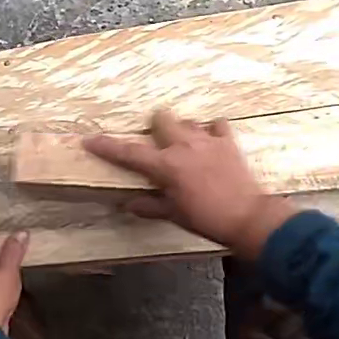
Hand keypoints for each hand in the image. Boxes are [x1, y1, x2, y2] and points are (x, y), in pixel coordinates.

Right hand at [83, 110, 296, 259]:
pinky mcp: (228, 142)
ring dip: (182, 129)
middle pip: (161, 119)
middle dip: (155, 125)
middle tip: (156, 139)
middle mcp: (184, 146)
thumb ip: (149, 205)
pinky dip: (211, 130)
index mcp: (165, 166)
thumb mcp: (173, 214)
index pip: (129, 153)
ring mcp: (208, 140)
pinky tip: (211, 139)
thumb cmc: (206, 219)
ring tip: (184, 143)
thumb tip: (128, 204)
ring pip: (187, 121)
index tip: (89, 140)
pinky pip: (217, 125)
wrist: (248, 217)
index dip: (107, 146)